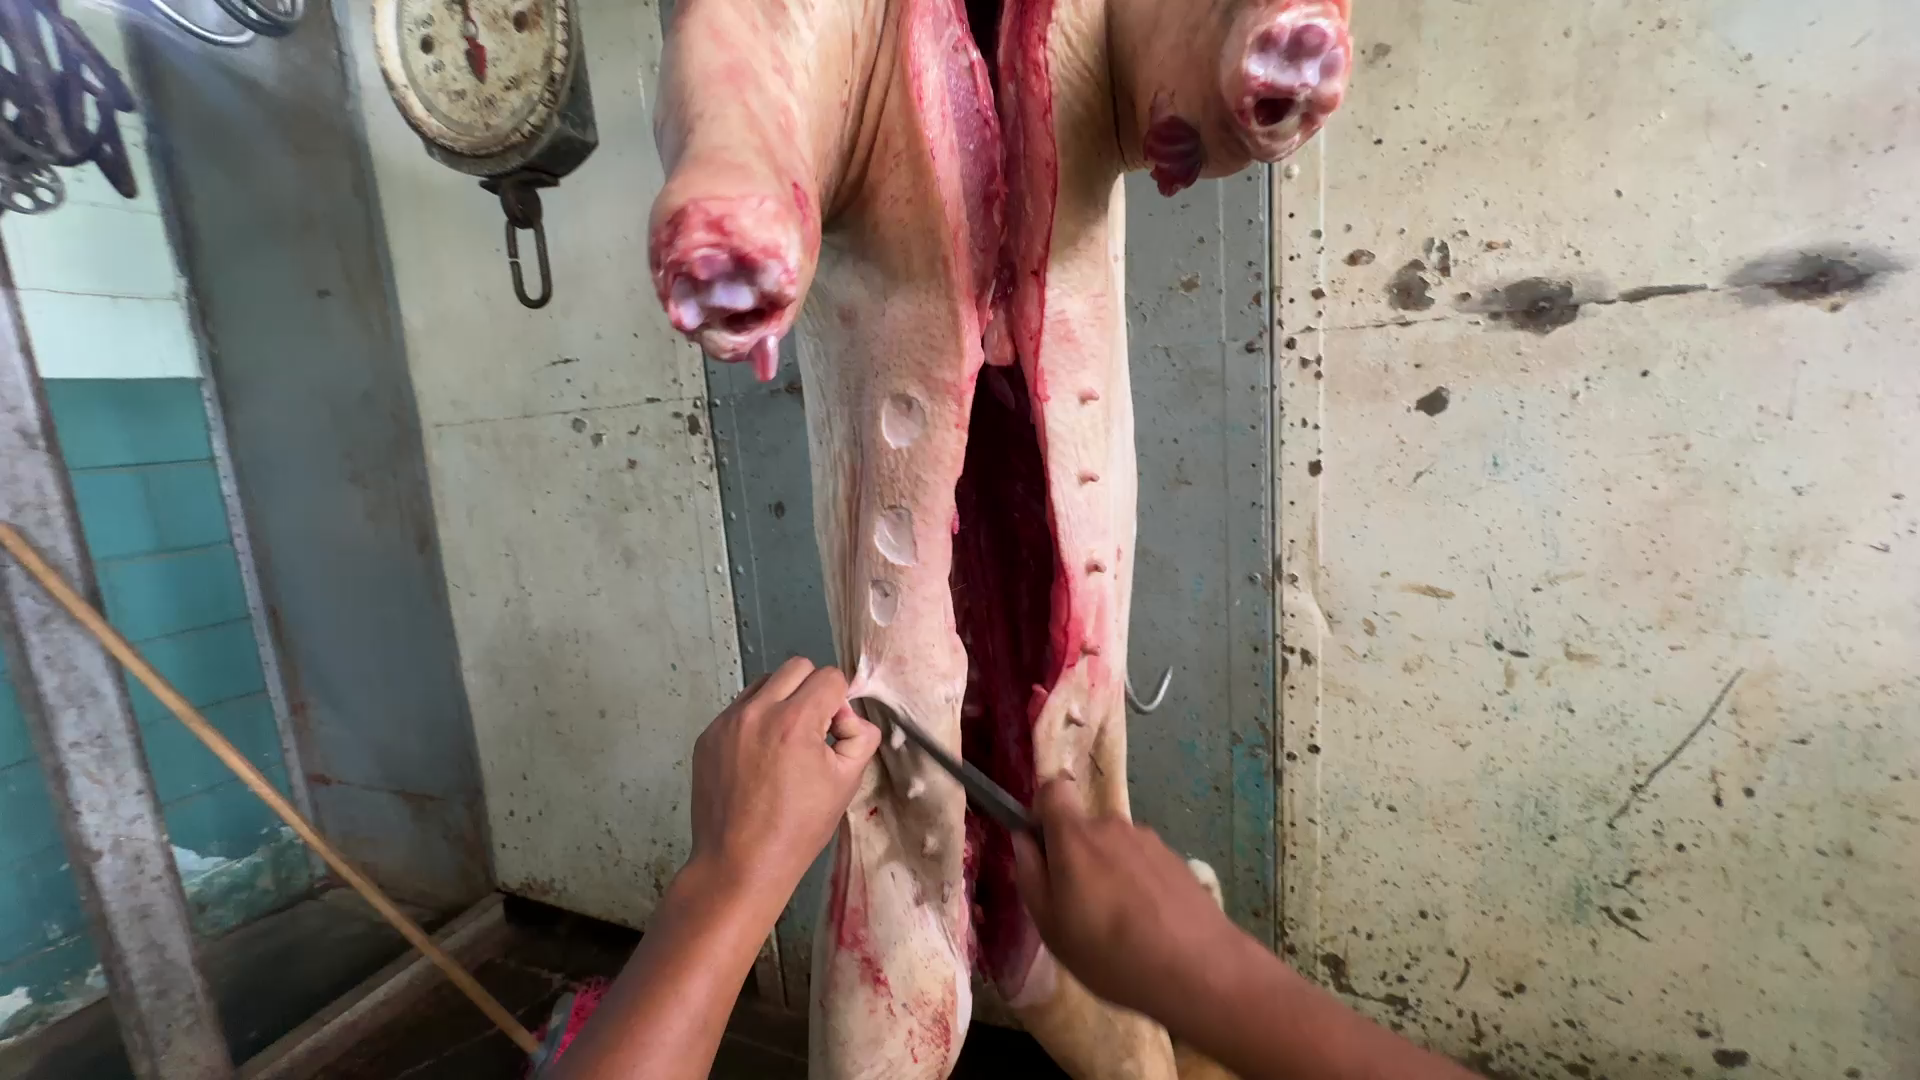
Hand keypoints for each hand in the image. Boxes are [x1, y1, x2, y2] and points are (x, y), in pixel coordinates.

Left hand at [690, 657, 879, 895]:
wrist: (739, 864)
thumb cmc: (798, 827)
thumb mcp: (847, 782)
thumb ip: (860, 735)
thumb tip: (847, 715)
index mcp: (796, 722)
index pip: (830, 677)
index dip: (841, 702)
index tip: (834, 733)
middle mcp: (758, 712)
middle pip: (797, 667)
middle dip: (813, 690)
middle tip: (813, 730)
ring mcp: (727, 722)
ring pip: (766, 682)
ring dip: (783, 699)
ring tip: (784, 743)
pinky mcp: (707, 735)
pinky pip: (741, 707)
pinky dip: (757, 719)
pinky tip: (759, 757)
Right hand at [1012, 781, 1248, 1023]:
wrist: (1200, 969)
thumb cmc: (1110, 952)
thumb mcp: (1050, 925)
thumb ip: (1030, 874)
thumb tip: (1024, 839)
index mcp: (1074, 836)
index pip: (1052, 789)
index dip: (1043, 810)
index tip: (1045, 848)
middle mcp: (1111, 825)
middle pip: (1084, 828)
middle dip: (1078, 857)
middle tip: (1082, 907)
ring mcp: (1148, 839)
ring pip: (1114, 848)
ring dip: (1110, 872)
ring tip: (1121, 926)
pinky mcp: (1175, 859)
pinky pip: (1143, 862)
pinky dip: (1139, 884)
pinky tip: (1150, 926)